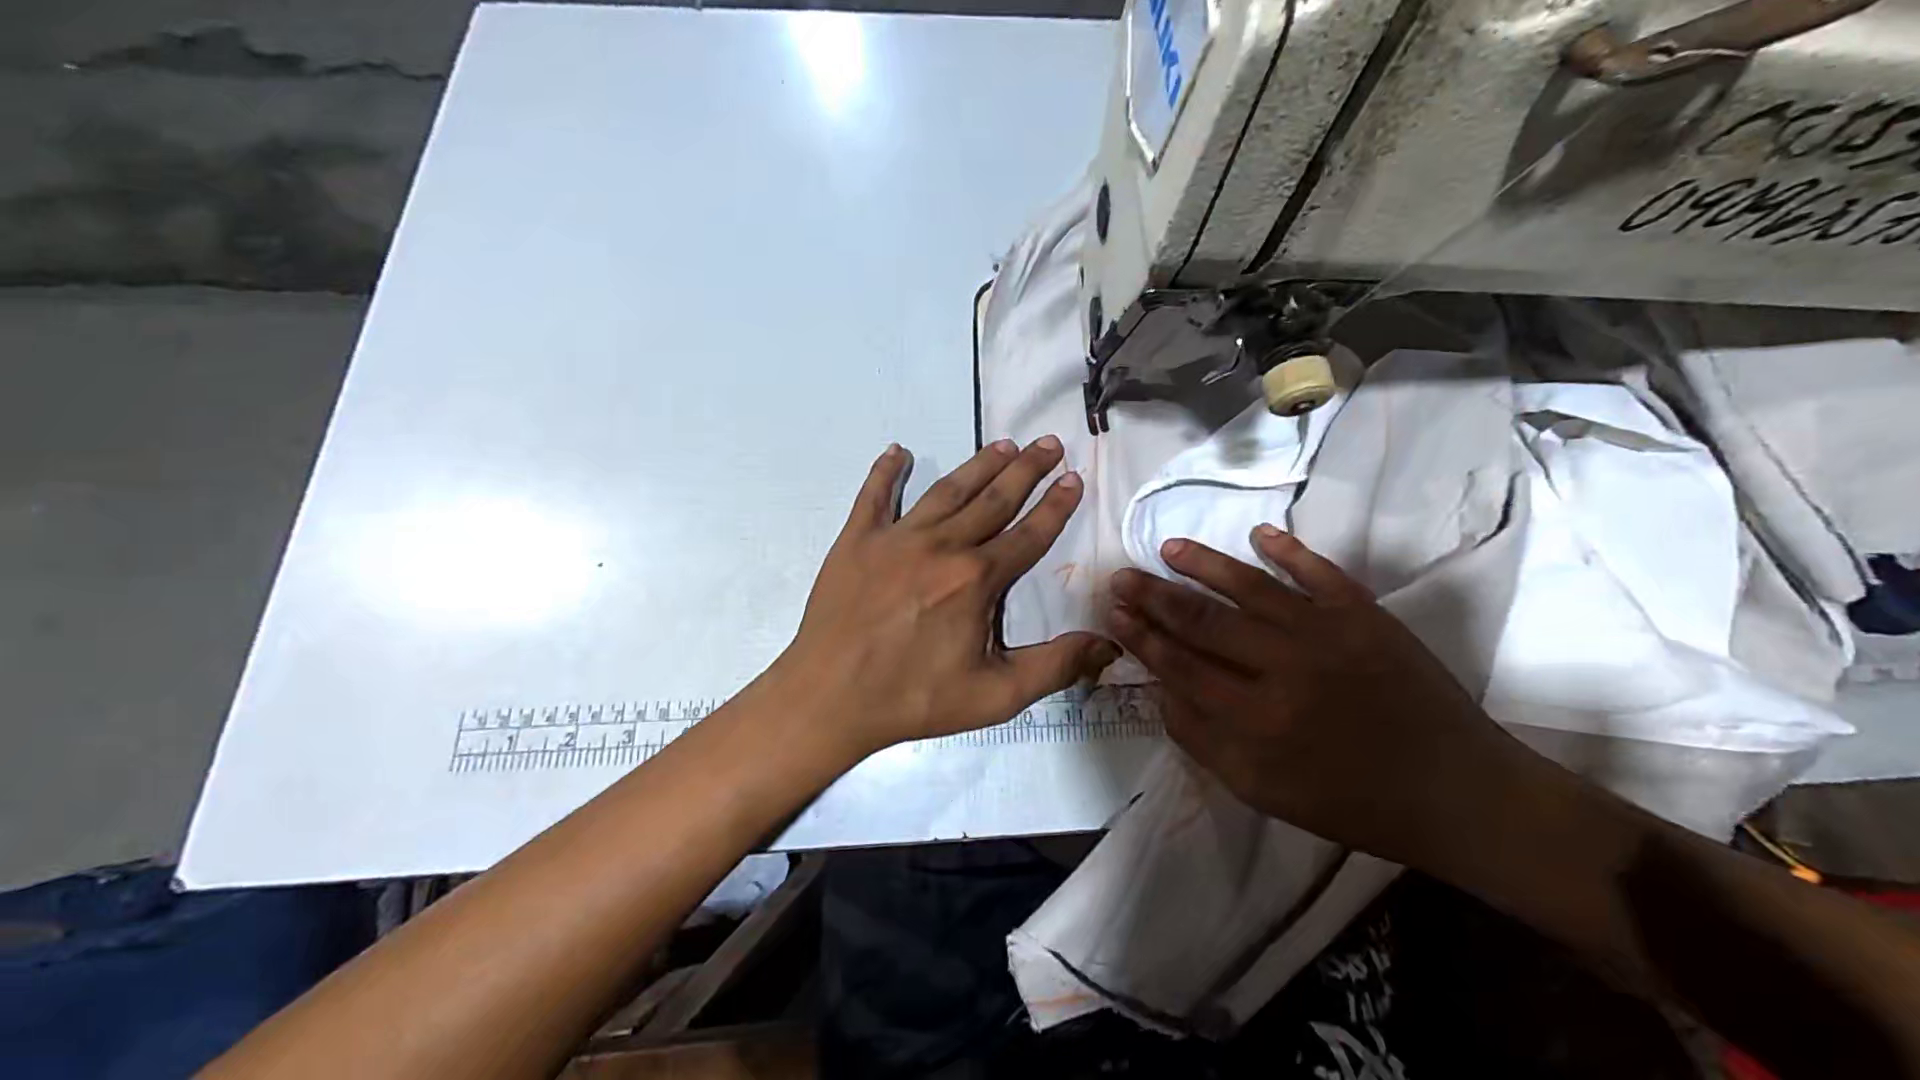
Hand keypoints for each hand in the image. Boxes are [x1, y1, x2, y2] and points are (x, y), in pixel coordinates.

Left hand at [769, 438, 1119, 756]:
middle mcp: (940, 546)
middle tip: (1049, 443)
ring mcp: (895, 538)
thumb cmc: (913, 698)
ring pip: (946, 490)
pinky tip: (898, 452)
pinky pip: (874, 496)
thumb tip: (1109, 646)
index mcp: (976, 579)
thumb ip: (1054, 668)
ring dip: (978, 465)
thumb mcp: (994, 696)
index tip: (1074, 478)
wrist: (829, 698)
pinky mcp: (856, 541)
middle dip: (1026, 469)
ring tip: (1003, 444)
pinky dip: (886, 472)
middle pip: (993, 499)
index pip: (1028, 534)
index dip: (1055, 506)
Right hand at [1107, 527, 1558, 868]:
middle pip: (1205, 621)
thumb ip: (1201, 740)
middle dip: (1155, 596)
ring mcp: (1330, 635)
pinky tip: (1259, 533)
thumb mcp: (1260, 790)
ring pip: (1252, 588)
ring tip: (1167, 548)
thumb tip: (1160, 688)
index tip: (1112, 612)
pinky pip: (1320, 573)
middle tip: (1122, 576)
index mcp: (1258, 721)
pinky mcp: (1368, 617)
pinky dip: (1289, 551)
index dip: (1142, 636)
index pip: (1182, 666)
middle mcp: (1287, 669)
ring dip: (1205, 564)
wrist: (1457, 793)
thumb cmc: (1349, 800)